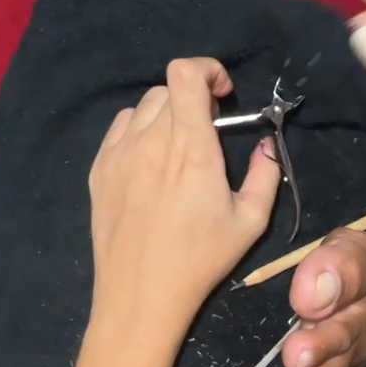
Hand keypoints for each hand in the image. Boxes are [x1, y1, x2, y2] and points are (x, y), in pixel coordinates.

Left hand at [87, 59, 281, 351]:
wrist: (140, 296)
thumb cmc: (200, 260)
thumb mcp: (251, 221)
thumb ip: (266, 174)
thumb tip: (264, 143)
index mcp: (191, 149)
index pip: (184, 74)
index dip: (207, 70)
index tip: (223, 97)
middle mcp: (150, 142)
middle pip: (168, 87)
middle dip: (194, 99)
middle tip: (209, 131)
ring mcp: (119, 154)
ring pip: (144, 106)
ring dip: (168, 114)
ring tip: (180, 147)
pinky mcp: (99, 169)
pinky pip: (121, 128)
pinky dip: (141, 130)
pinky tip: (152, 160)